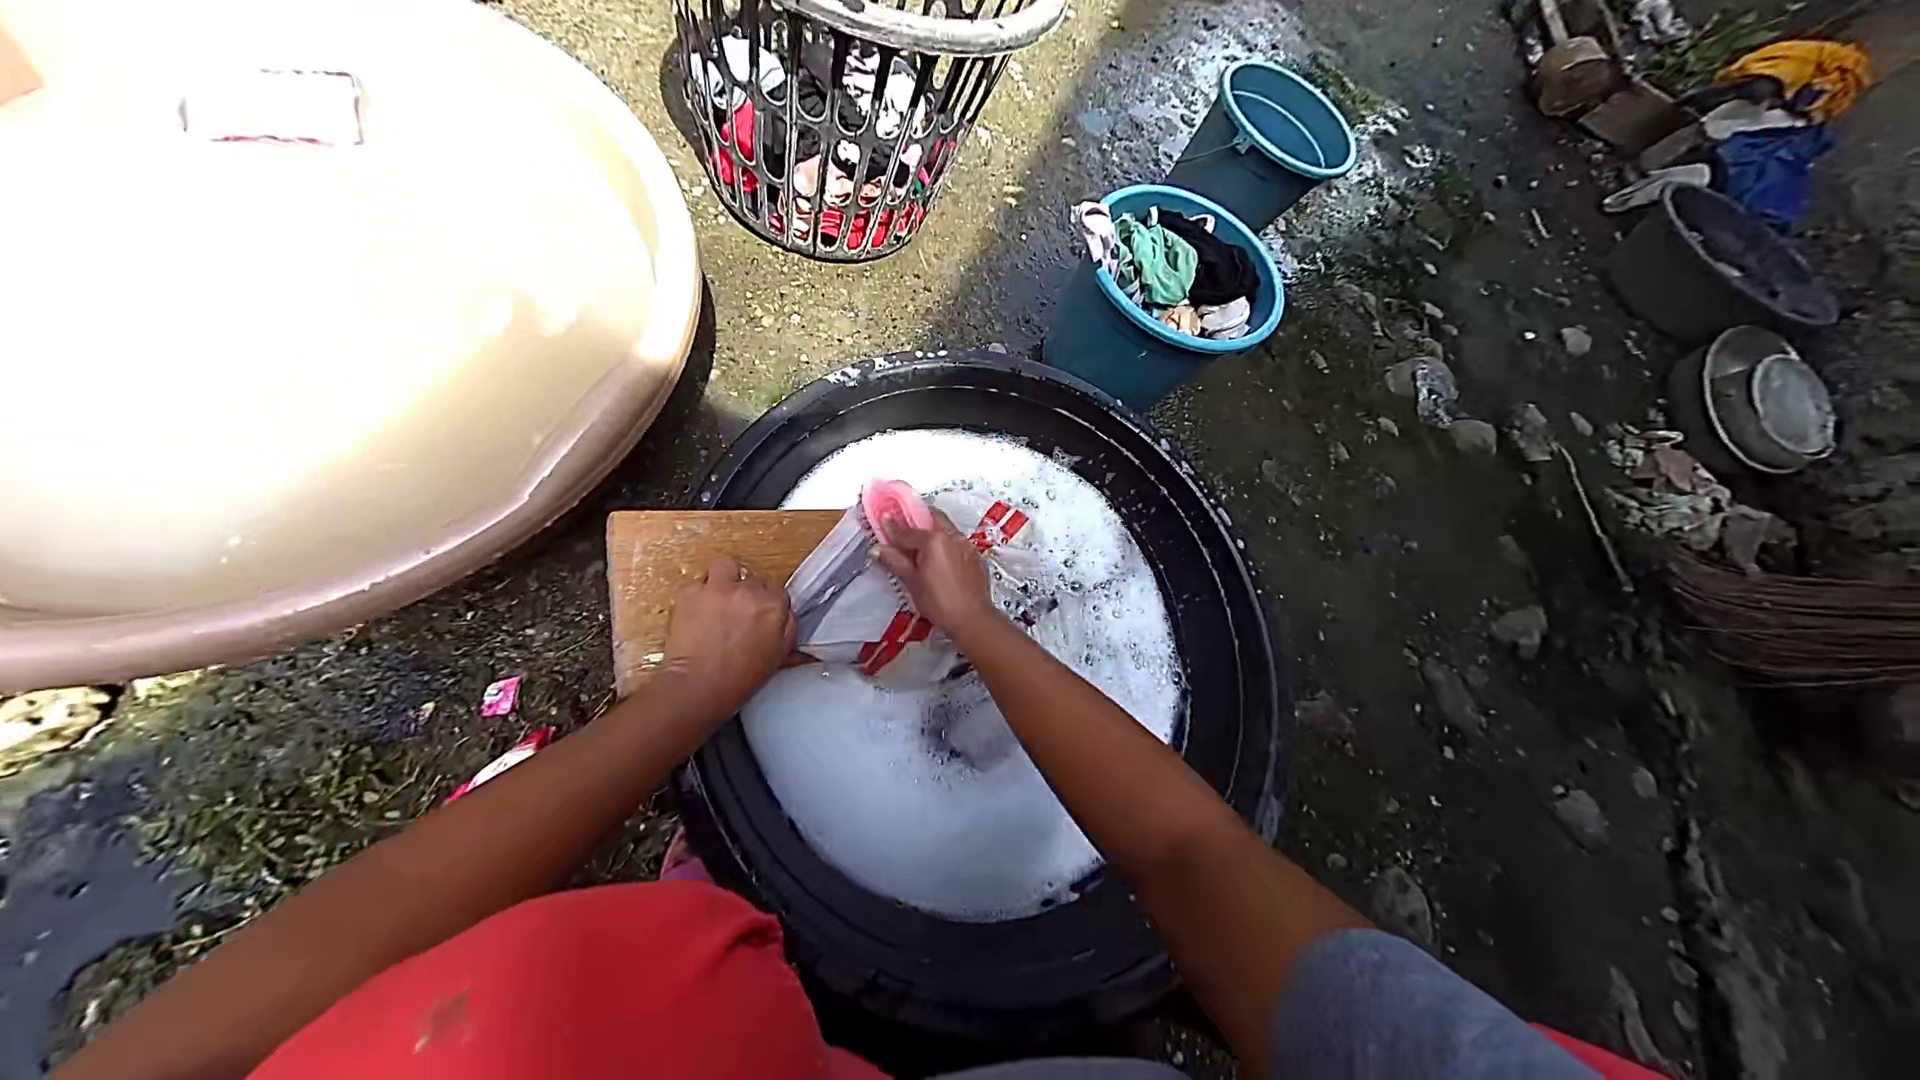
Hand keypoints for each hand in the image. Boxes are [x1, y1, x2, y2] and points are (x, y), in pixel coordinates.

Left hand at [660, 555, 796, 717]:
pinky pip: (698, 584)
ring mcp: (718, 589)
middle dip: (746, 593)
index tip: (760, 614)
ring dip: (724, 578)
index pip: (776, 589)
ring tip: (719, 598)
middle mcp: (749, 591)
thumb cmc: (741, 677)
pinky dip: (698, 596)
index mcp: (774, 606)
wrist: (700, 685)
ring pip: (726, 566)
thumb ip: (788, 627)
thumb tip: (785, 613)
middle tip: (738, 613)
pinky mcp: (691, 593)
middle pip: (752, 579)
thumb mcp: (780, 655)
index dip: (767, 602)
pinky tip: (698, 614)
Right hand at [873, 511, 1003, 640]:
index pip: (907, 531)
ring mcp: (966, 545)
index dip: (892, 528)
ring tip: (920, 546)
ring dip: (933, 531)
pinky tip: (939, 559)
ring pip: (946, 529)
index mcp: (934, 540)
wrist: (972, 619)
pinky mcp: (975, 556)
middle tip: (904, 528)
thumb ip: (895, 561)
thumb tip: (879, 550)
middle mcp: (952, 537)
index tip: (884, 521)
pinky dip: (946, 544)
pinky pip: (957, 543)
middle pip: (930, 519)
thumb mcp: (912, 582)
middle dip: (916, 521)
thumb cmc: (941, 603)